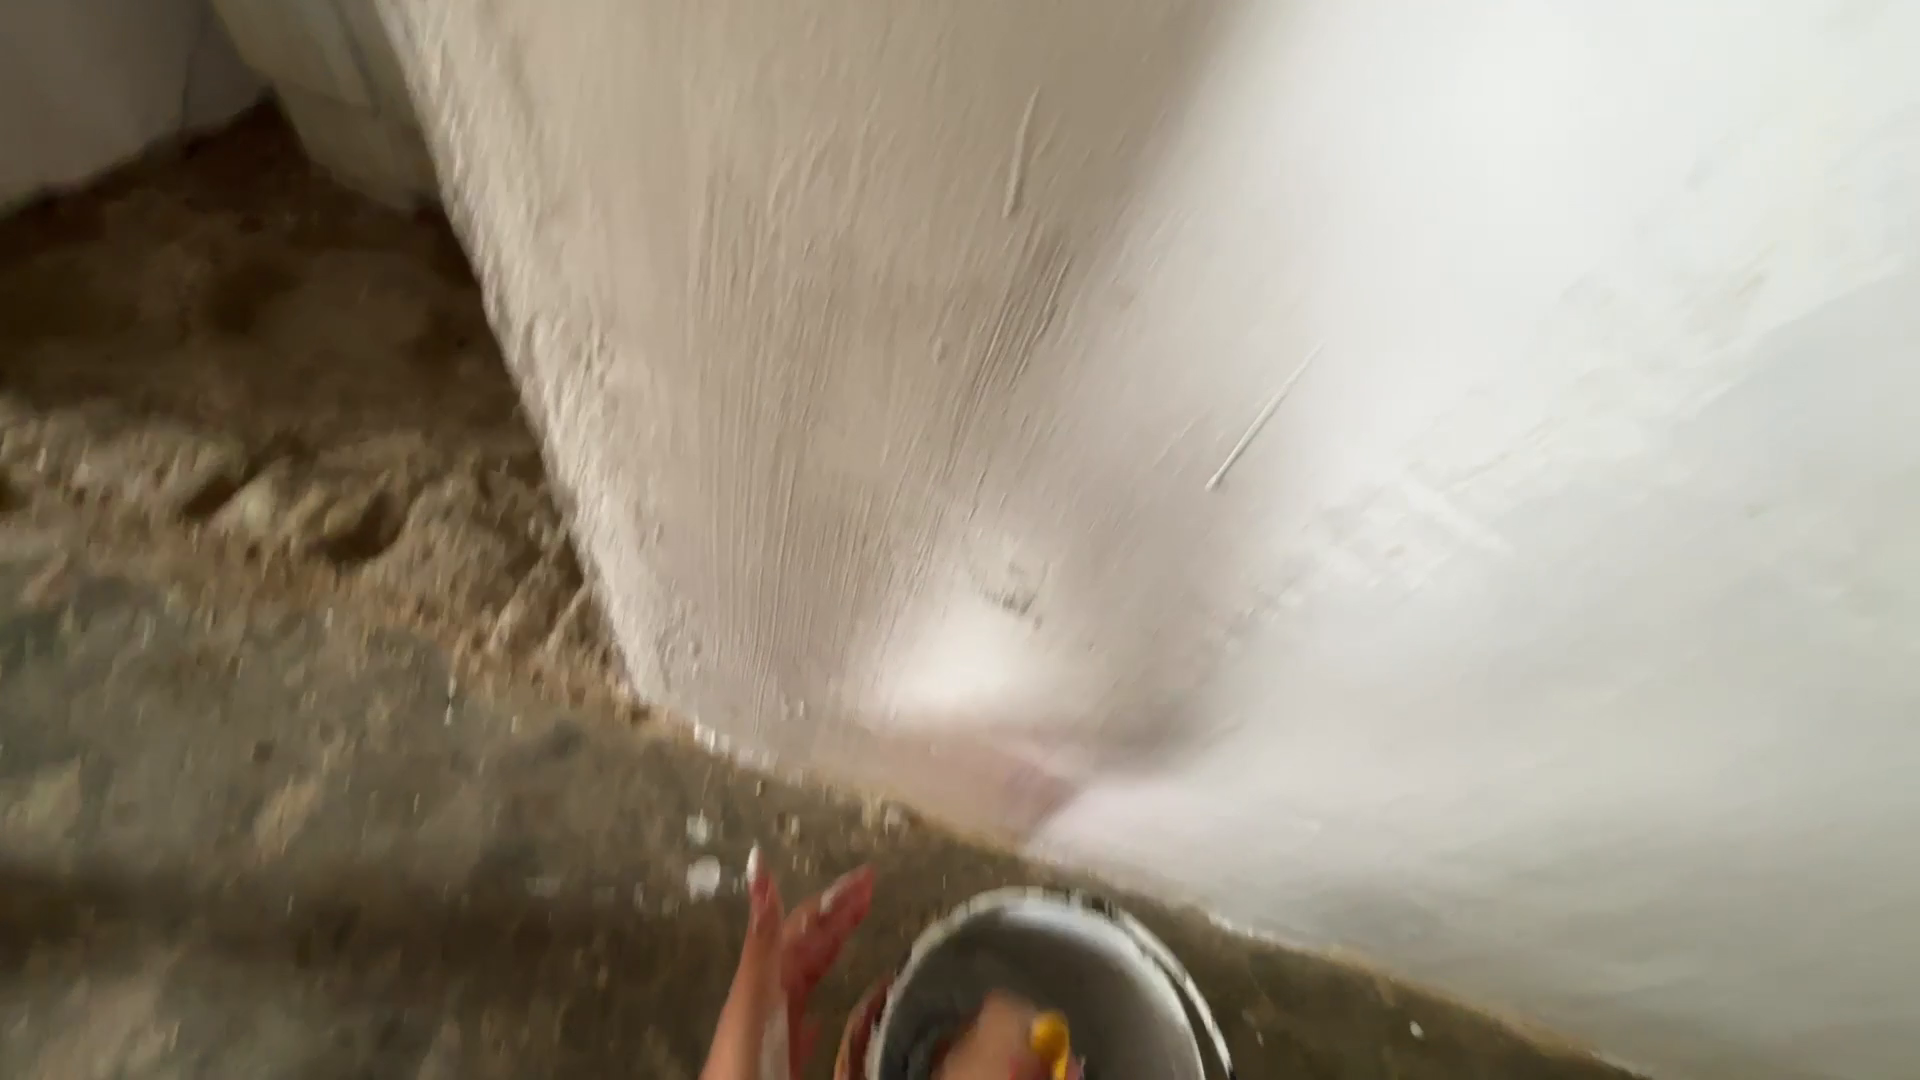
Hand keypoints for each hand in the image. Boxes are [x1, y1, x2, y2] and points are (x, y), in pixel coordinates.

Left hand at [700, 856, 874, 1079]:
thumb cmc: (743, 1069)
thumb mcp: (753, 1004)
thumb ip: (763, 942)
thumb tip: (759, 869)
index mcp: (765, 985)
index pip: (804, 930)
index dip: (832, 900)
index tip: (868, 876)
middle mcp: (767, 1004)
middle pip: (806, 948)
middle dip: (838, 914)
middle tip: (873, 886)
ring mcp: (770, 1037)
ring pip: (805, 981)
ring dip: (831, 948)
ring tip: (859, 924)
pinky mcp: (776, 1067)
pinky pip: (799, 1029)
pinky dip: (817, 1008)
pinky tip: (825, 1015)